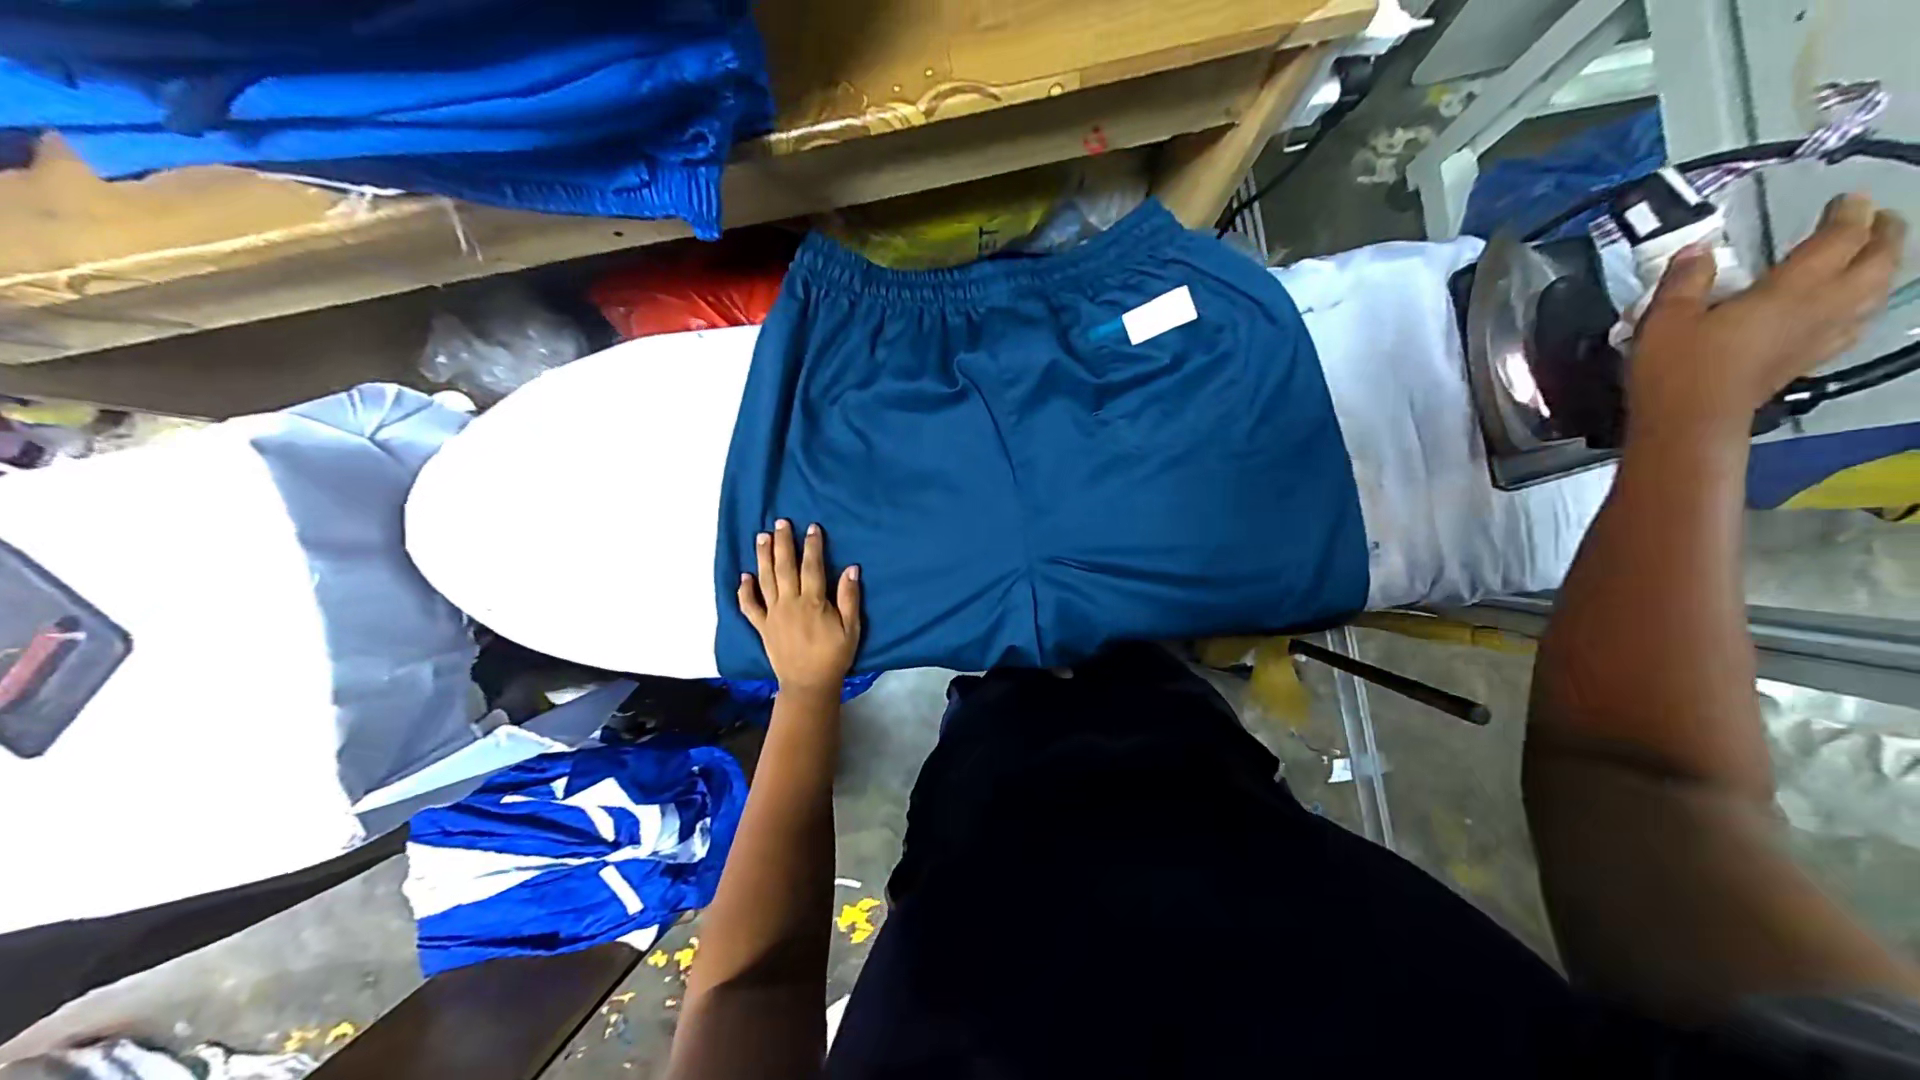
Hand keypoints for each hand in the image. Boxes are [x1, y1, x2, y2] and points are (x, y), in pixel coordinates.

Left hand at [737, 520, 861, 695]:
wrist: (808, 684)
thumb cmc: (834, 656)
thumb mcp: (851, 629)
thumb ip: (849, 598)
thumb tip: (851, 569)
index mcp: (813, 602)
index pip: (812, 567)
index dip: (812, 546)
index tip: (812, 528)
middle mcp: (789, 603)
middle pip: (785, 567)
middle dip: (783, 543)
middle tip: (780, 522)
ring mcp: (773, 614)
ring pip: (765, 580)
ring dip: (763, 557)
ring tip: (761, 537)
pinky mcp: (762, 627)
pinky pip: (750, 606)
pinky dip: (745, 591)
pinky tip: (744, 576)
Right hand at [1630, 192, 1906, 436]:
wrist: (1690, 420)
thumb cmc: (1676, 367)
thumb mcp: (1666, 318)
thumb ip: (1686, 280)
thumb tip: (1699, 249)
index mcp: (1791, 290)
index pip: (1839, 239)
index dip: (1848, 213)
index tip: (1846, 198)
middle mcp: (1823, 306)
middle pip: (1878, 261)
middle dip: (1883, 234)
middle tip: (1874, 219)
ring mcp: (1822, 334)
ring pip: (1879, 290)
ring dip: (1884, 266)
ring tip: (1872, 255)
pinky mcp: (1811, 357)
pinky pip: (1858, 320)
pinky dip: (1865, 302)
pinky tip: (1852, 304)